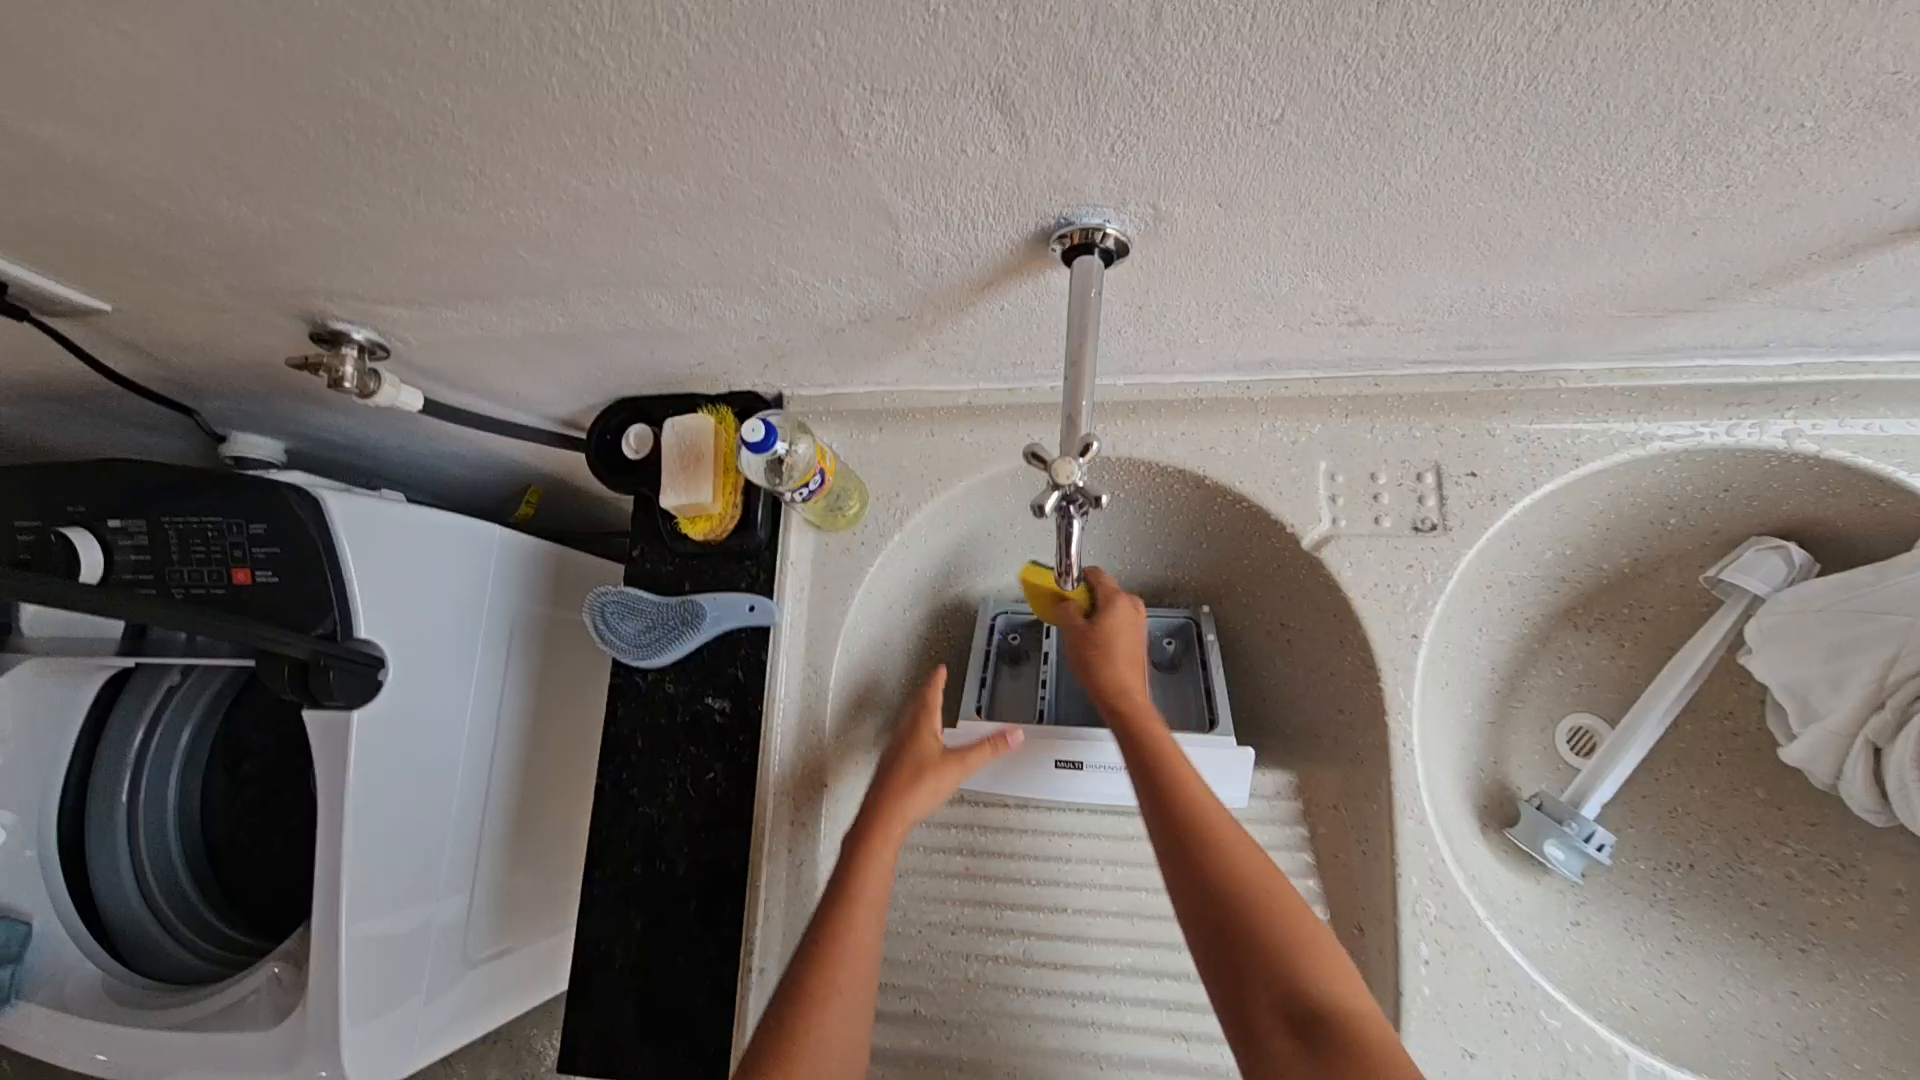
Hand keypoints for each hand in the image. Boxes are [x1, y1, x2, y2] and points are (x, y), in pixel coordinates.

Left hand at [855, 665, 1022, 845]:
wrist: (884, 815)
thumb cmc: (913, 789)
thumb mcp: (959, 767)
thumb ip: (988, 750)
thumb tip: (1012, 735)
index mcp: (921, 725)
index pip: (931, 694)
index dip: (937, 680)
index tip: (940, 669)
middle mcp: (905, 733)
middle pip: (917, 705)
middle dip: (928, 693)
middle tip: (934, 685)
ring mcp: (896, 749)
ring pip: (909, 723)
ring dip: (921, 713)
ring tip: (929, 713)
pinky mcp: (892, 766)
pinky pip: (904, 742)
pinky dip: (915, 736)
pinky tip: (919, 750)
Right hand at [1053, 567, 1154, 720]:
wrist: (1123, 697)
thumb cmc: (1098, 664)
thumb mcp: (1072, 632)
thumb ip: (1066, 608)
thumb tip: (1066, 602)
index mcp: (1117, 599)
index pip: (1095, 573)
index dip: (1077, 578)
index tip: (1064, 589)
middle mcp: (1132, 606)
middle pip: (1105, 590)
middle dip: (1086, 598)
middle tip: (1069, 613)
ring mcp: (1139, 622)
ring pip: (1112, 607)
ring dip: (1096, 613)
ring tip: (1080, 632)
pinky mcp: (1139, 638)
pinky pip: (1119, 621)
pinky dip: (1106, 625)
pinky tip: (1095, 644)